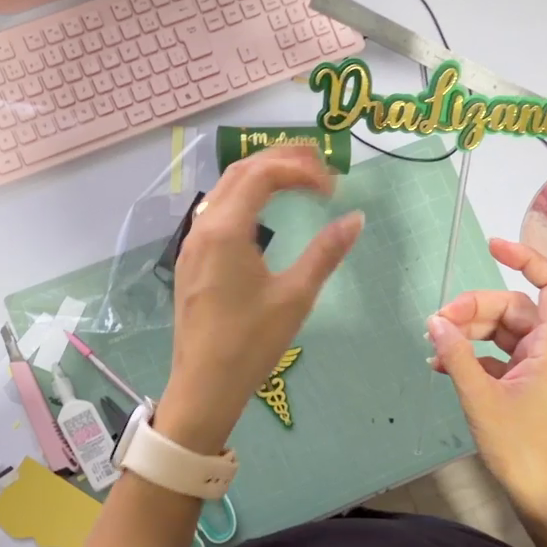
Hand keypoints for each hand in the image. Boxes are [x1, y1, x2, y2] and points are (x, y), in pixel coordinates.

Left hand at [153, 147, 363, 453]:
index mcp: (226, 230)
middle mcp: (203, 228)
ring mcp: (192, 245)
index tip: (334, 188)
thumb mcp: (296, 297)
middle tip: (320, 166)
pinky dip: (244, 199)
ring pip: (224, 191)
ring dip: (260, 176)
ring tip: (296, 181)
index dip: (302, 170)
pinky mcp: (190, 262)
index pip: (263, 173)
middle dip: (281, 160)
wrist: (204, 387)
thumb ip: (325, 253)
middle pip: (240, 172)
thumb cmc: (250, 344)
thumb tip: (356, 219)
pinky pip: (216, 213)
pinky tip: (264, 215)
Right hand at [428, 238, 546, 513]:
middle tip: (436, 324)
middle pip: (514, 308)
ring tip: (434, 346)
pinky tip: (442, 366)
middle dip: (474, 309)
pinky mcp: (525, 385)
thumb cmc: (519, 446)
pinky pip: (499, 356)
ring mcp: (538, 368)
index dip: (526, 257)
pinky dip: (472, 356)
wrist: (540, 490)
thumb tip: (435, 322)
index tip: (492, 246)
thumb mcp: (480, 398)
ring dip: (469, 333)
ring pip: (503, 331)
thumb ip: (456, 356)